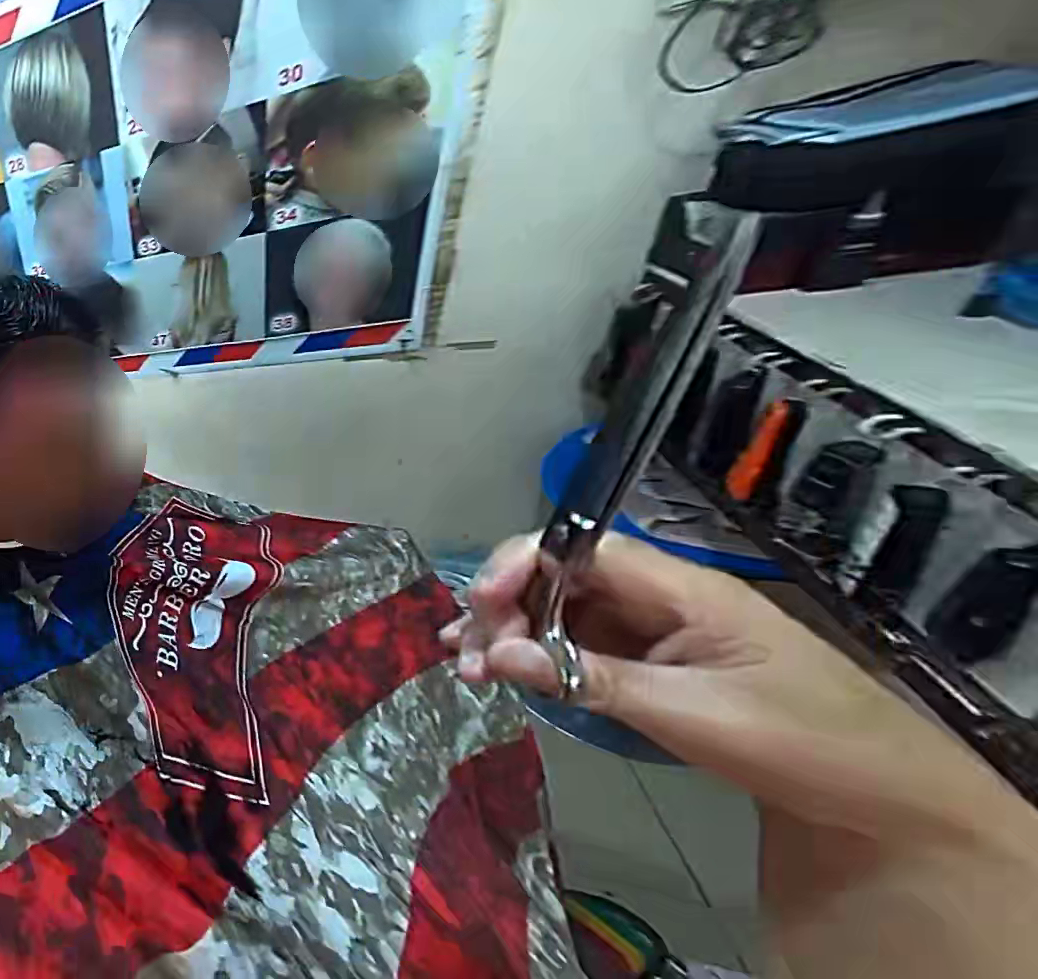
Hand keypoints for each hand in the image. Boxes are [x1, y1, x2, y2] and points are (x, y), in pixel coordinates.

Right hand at [443, 533, 1029, 843]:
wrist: (882, 801)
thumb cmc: (803, 744)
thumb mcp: (693, 714)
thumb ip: (590, 680)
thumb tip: (499, 657)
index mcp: (676, 587)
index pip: (577, 549)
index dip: (518, 564)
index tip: (480, 603)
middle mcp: (648, 594)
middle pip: (550, 577)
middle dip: (501, 609)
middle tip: (473, 656)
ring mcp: (639, 624)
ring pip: (549, 608)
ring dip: (502, 632)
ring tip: (467, 665)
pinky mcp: (632, 654)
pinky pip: (564, 640)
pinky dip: (524, 652)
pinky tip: (491, 667)